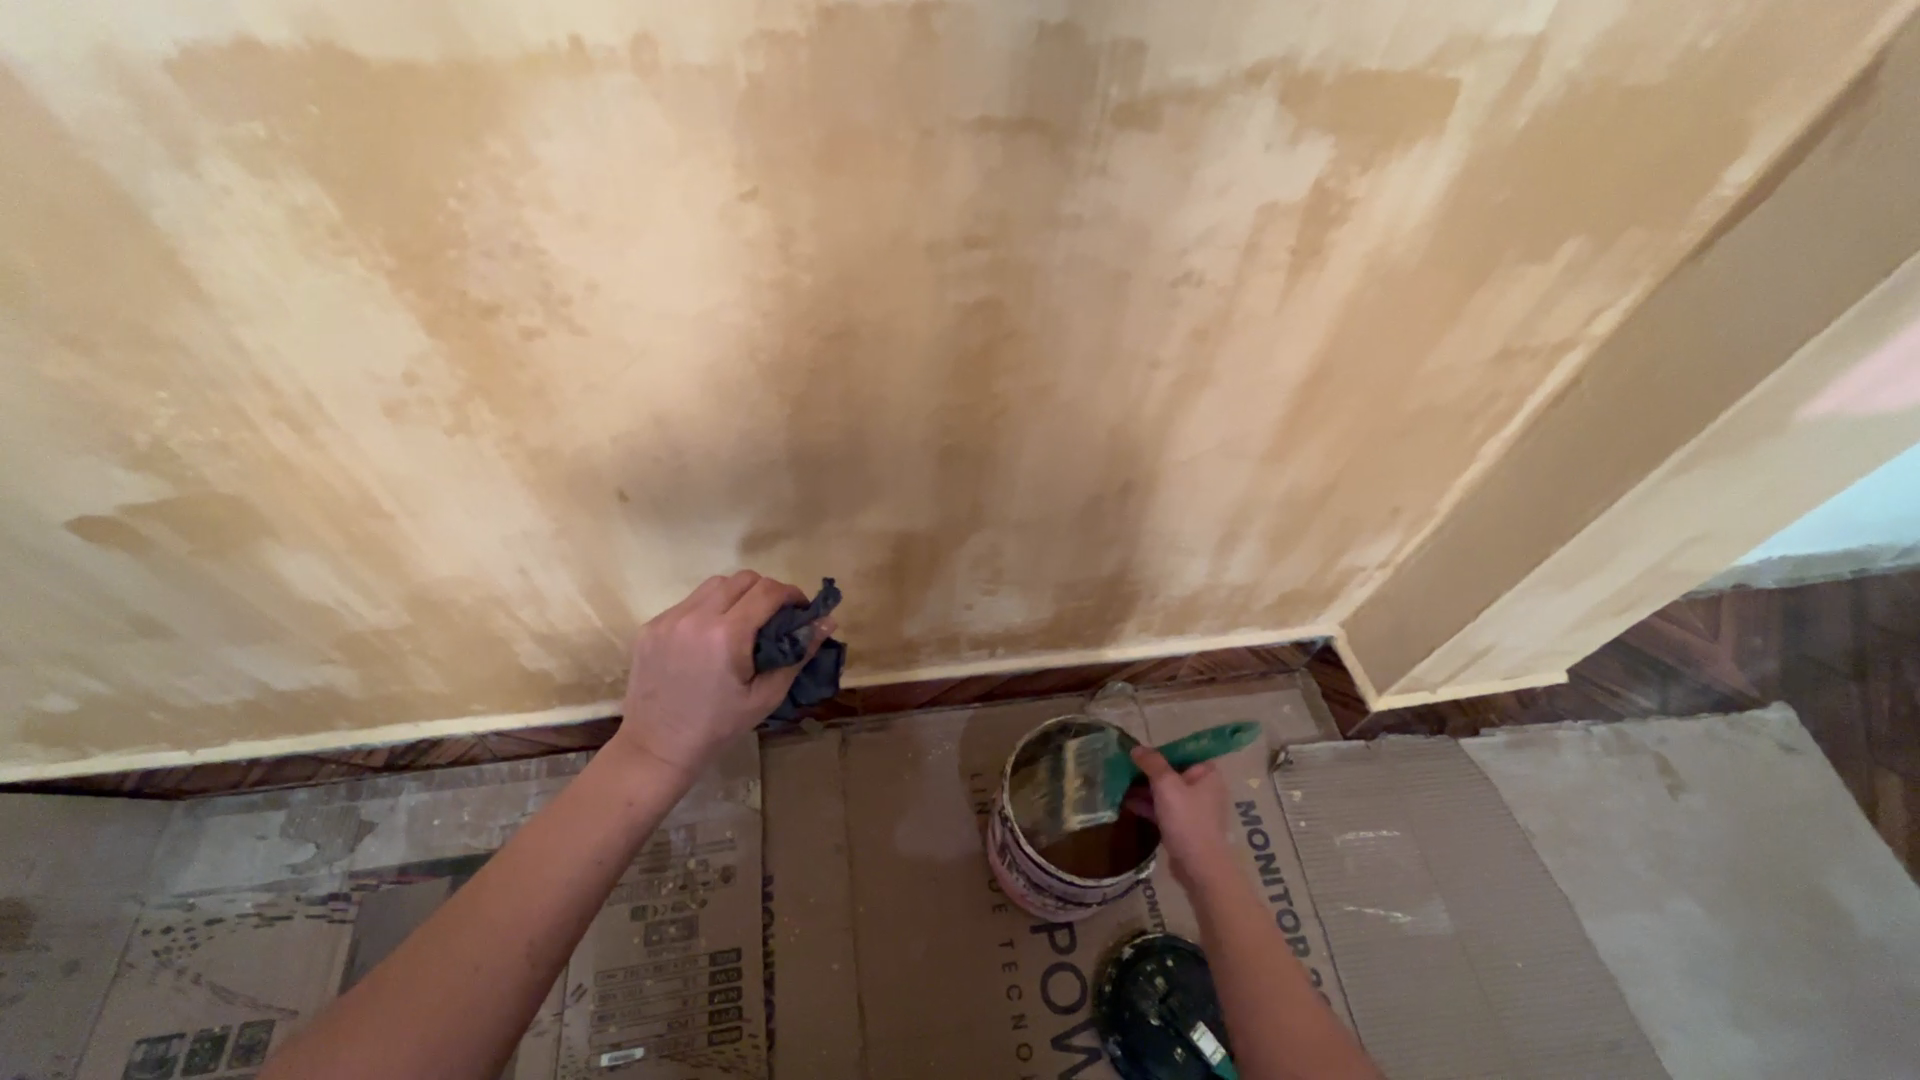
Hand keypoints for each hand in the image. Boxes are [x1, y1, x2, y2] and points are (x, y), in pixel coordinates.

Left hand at [610, 571, 833, 780]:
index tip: (800, 610)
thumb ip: (798, 653)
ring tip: (743, 623)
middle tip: (775, 617)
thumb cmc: (719, 726)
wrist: (658, 746)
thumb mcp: (767, 695)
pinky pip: (689, 602)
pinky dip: (709, 609)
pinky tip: (712, 637)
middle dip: (766, 591)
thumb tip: (828, 622)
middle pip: (742, 579)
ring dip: (736, 595)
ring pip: (714, 584)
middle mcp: (695, 617)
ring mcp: (669, 619)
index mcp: (726, 635)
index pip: (768, 590)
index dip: (791, 594)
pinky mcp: (652, 626)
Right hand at [1128, 746, 1232, 887]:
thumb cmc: (1187, 819)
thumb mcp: (1166, 785)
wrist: (1200, 867)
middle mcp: (1203, 788)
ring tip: (1120, 784)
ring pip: (1166, 792)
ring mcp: (1194, 808)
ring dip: (1145, 789)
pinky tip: (1127, 803)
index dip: (1159, 751)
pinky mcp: (1184, 825)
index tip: (1137, 753)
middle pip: (1171, 772)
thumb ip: (1151, 763)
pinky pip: (1164, 809)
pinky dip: (1148, 805)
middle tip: (1124, 768)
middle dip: (1147, 772)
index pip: (1182, 752)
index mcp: (1206, 773)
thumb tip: (1136, 747)